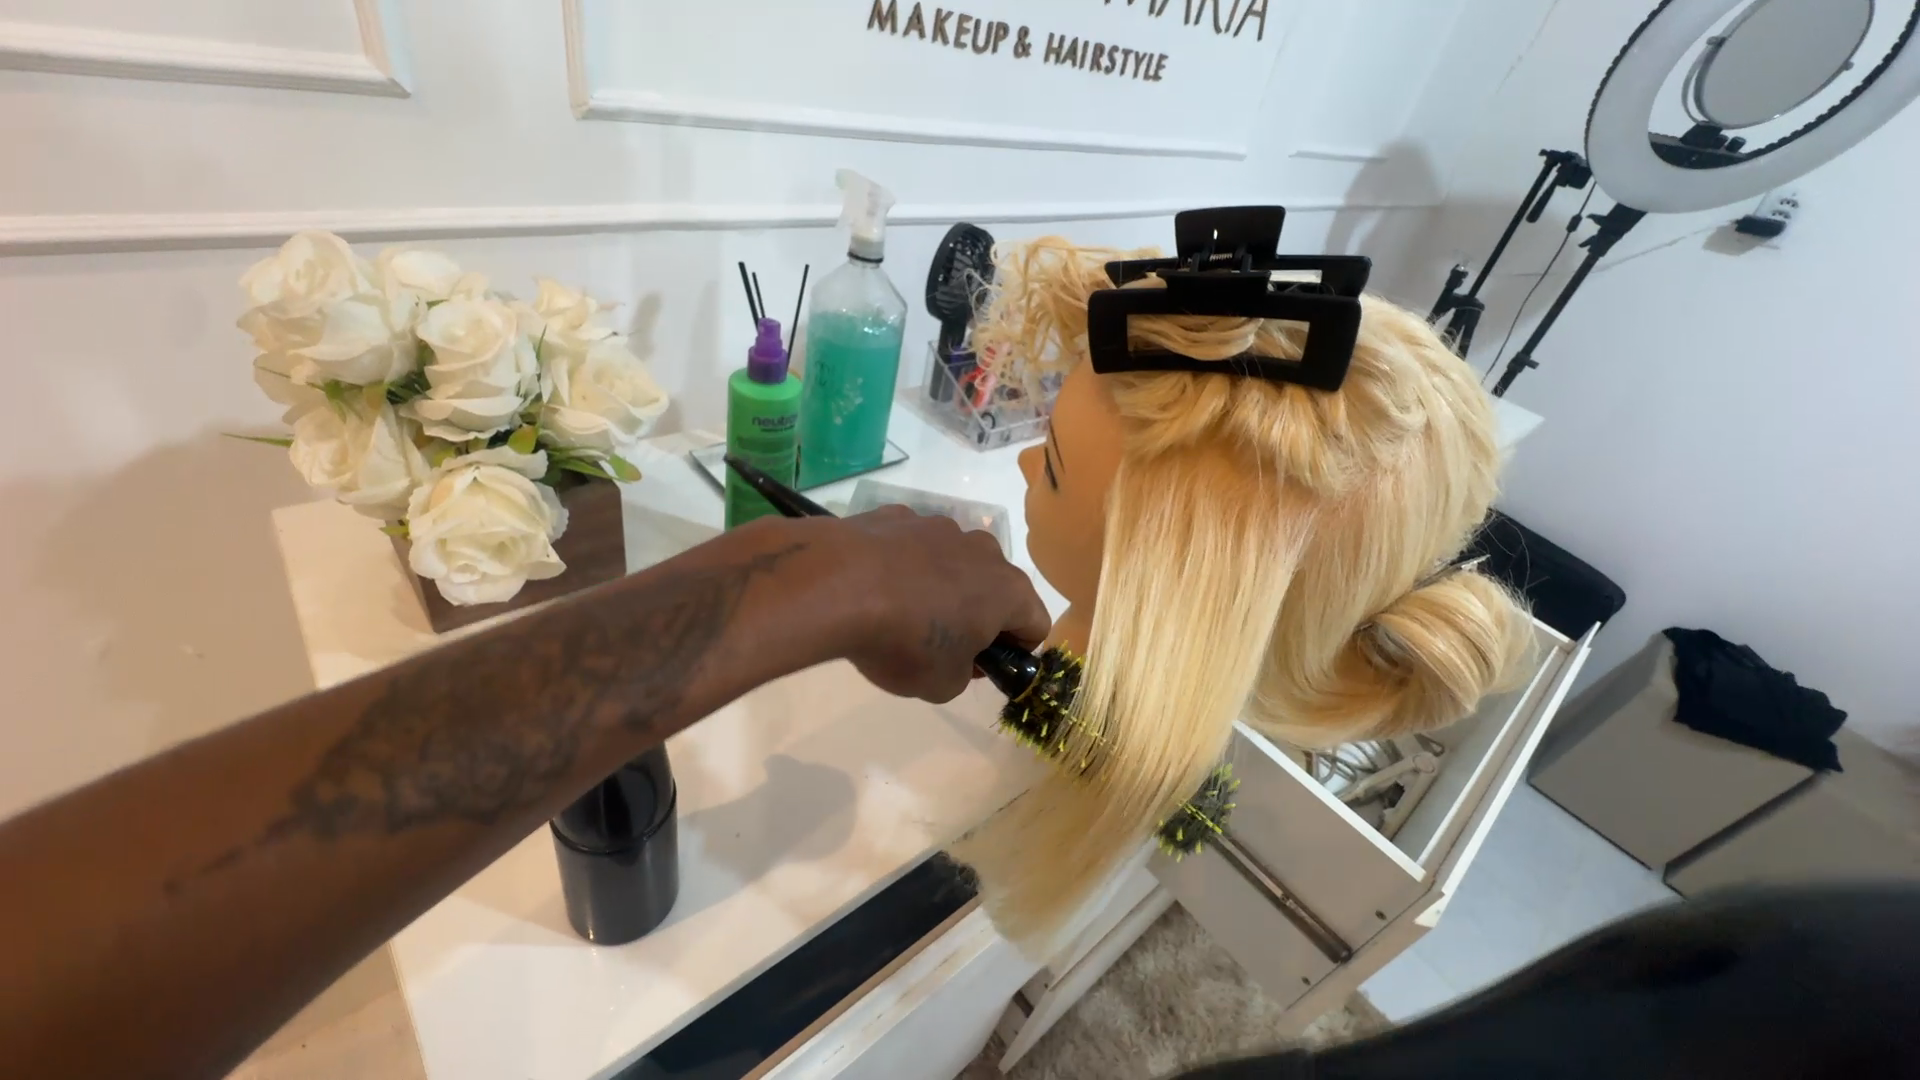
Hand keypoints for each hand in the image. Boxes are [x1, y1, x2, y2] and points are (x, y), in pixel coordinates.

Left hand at [821, 506, 1050, 702]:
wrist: (836, 585)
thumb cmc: (903, 641)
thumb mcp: (942, 685)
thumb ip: (964, 673)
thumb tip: (960, 657)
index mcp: (1008, 590)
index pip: (1036, 624)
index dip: (1015, 652)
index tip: (982, 666)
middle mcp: (982, 550)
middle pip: (995, 588)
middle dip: (977, 616)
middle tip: (940, 645)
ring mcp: (939, 526)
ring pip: (953, 563)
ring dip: (940, 587)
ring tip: (898, 613)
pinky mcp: (897, 516)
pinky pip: (912, 547)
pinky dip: (901, 566)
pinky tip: (871, 587)